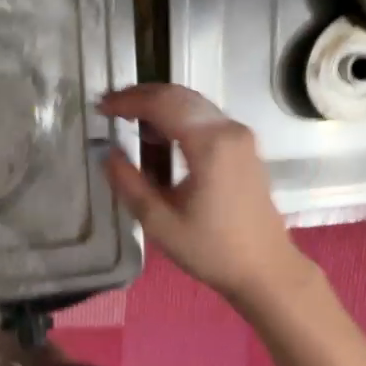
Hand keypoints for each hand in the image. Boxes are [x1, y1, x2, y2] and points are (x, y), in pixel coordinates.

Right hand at [99, 83, 314, 309]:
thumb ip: (129, 184)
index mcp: (210, 145)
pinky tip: (158, 138)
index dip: (129, 101)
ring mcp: (240, 137)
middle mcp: (229, 130)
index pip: (163, 104)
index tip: (101, 107)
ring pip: (194, 105)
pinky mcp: (243, 148)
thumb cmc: (211, 250)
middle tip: (110, 107)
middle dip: (143, 97)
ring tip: (127, 121)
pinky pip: (205, 120)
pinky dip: (177, 119)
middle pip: (180, 96)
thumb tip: (107, 154)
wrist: (264, 268)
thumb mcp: (159, 223)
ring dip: (160, 107)